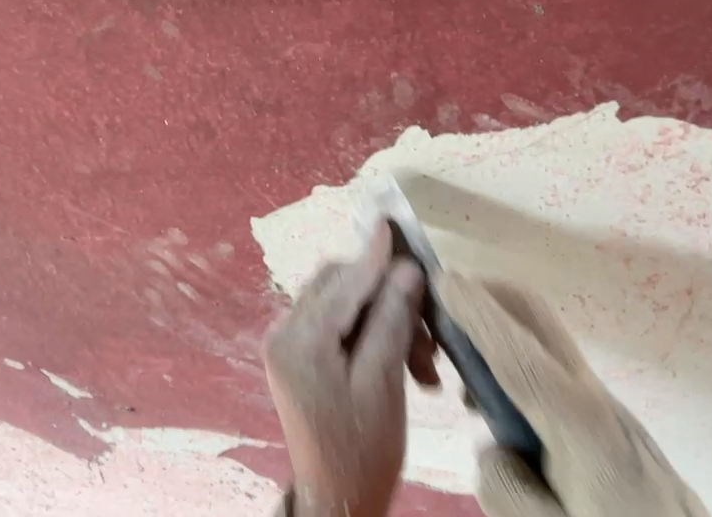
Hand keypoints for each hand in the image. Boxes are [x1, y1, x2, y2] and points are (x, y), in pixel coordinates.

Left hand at [265, 222, 438, 516]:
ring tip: (422, 362)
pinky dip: (368, 330)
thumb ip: (392, 320)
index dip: (375, 255)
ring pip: (341, 303)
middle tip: (427, 333)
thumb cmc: (362, 448)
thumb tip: (406, 268)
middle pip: (341, 286)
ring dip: (383, 318)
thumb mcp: (384, 384)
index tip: (393, 223)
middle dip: (387, 298)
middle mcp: (284, 331)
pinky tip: (399, 358)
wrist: (335, 498)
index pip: (345, 283)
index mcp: (300, 340)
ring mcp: (287, 341)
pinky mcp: (297, 353)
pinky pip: (334, 322)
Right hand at [439, 272, 710, 516]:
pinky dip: (517, 365)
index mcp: (579, 423)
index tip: (439, 279)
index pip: (514, 350)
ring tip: (463, 377)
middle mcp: (595, 397)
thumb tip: (491, 447)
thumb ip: (506, 488)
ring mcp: (608, 405)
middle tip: (442, 308)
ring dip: (498, 332)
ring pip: (542, 341)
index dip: (473, 310)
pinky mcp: (612, 421)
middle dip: (486, 294)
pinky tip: (505, 414)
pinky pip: (554, 371)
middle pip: (535, 314)